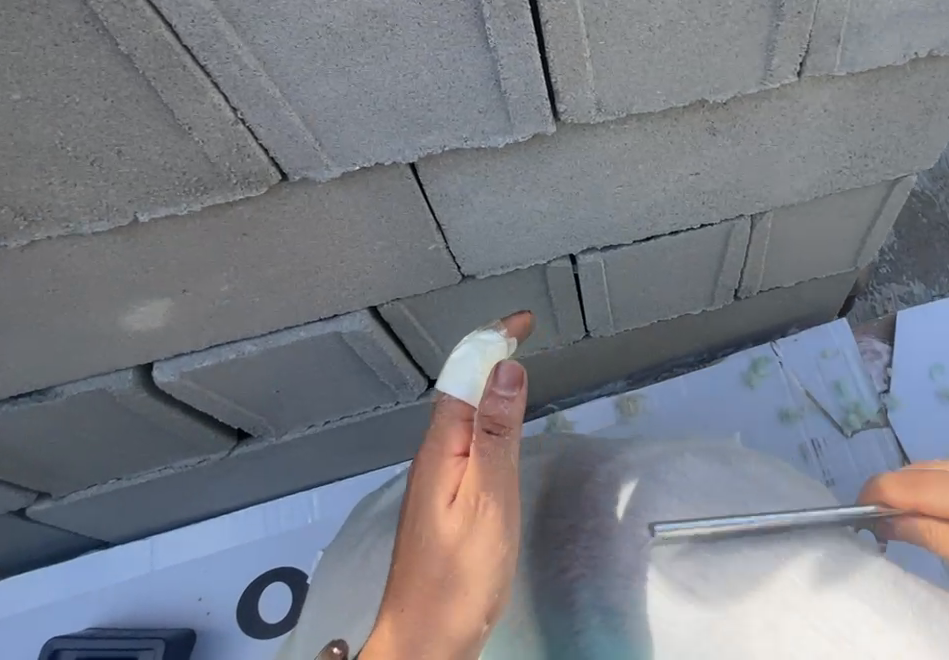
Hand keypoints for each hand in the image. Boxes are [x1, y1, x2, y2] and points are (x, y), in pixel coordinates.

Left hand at [357, 312, 533, 659]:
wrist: (424, 642)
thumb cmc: (459, 575)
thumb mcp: (488, 498)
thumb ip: (496, 432)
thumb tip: (506, 368)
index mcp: (442, 445)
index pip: (464, 373)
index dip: (492, 340)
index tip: (523, 320)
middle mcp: (434, 452)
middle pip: (460, 387)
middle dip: (489, 351)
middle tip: (524, 333)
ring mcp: (435, 475)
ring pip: (462, 411)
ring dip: (486, 378)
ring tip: (515, 362)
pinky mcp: (444, 496)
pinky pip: (465, 435)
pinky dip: (486, 412)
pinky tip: (499, 422)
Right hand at [858, 457, 948, 639]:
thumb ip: (932, 535)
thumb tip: (884, 520)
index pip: (920, 482)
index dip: (881, 492)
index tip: (853, 511)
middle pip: (932, 469)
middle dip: (898, 490)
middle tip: (873, 522)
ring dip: (922, 489)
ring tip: (900, 519)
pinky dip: (947, 488)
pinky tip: (938, 511)